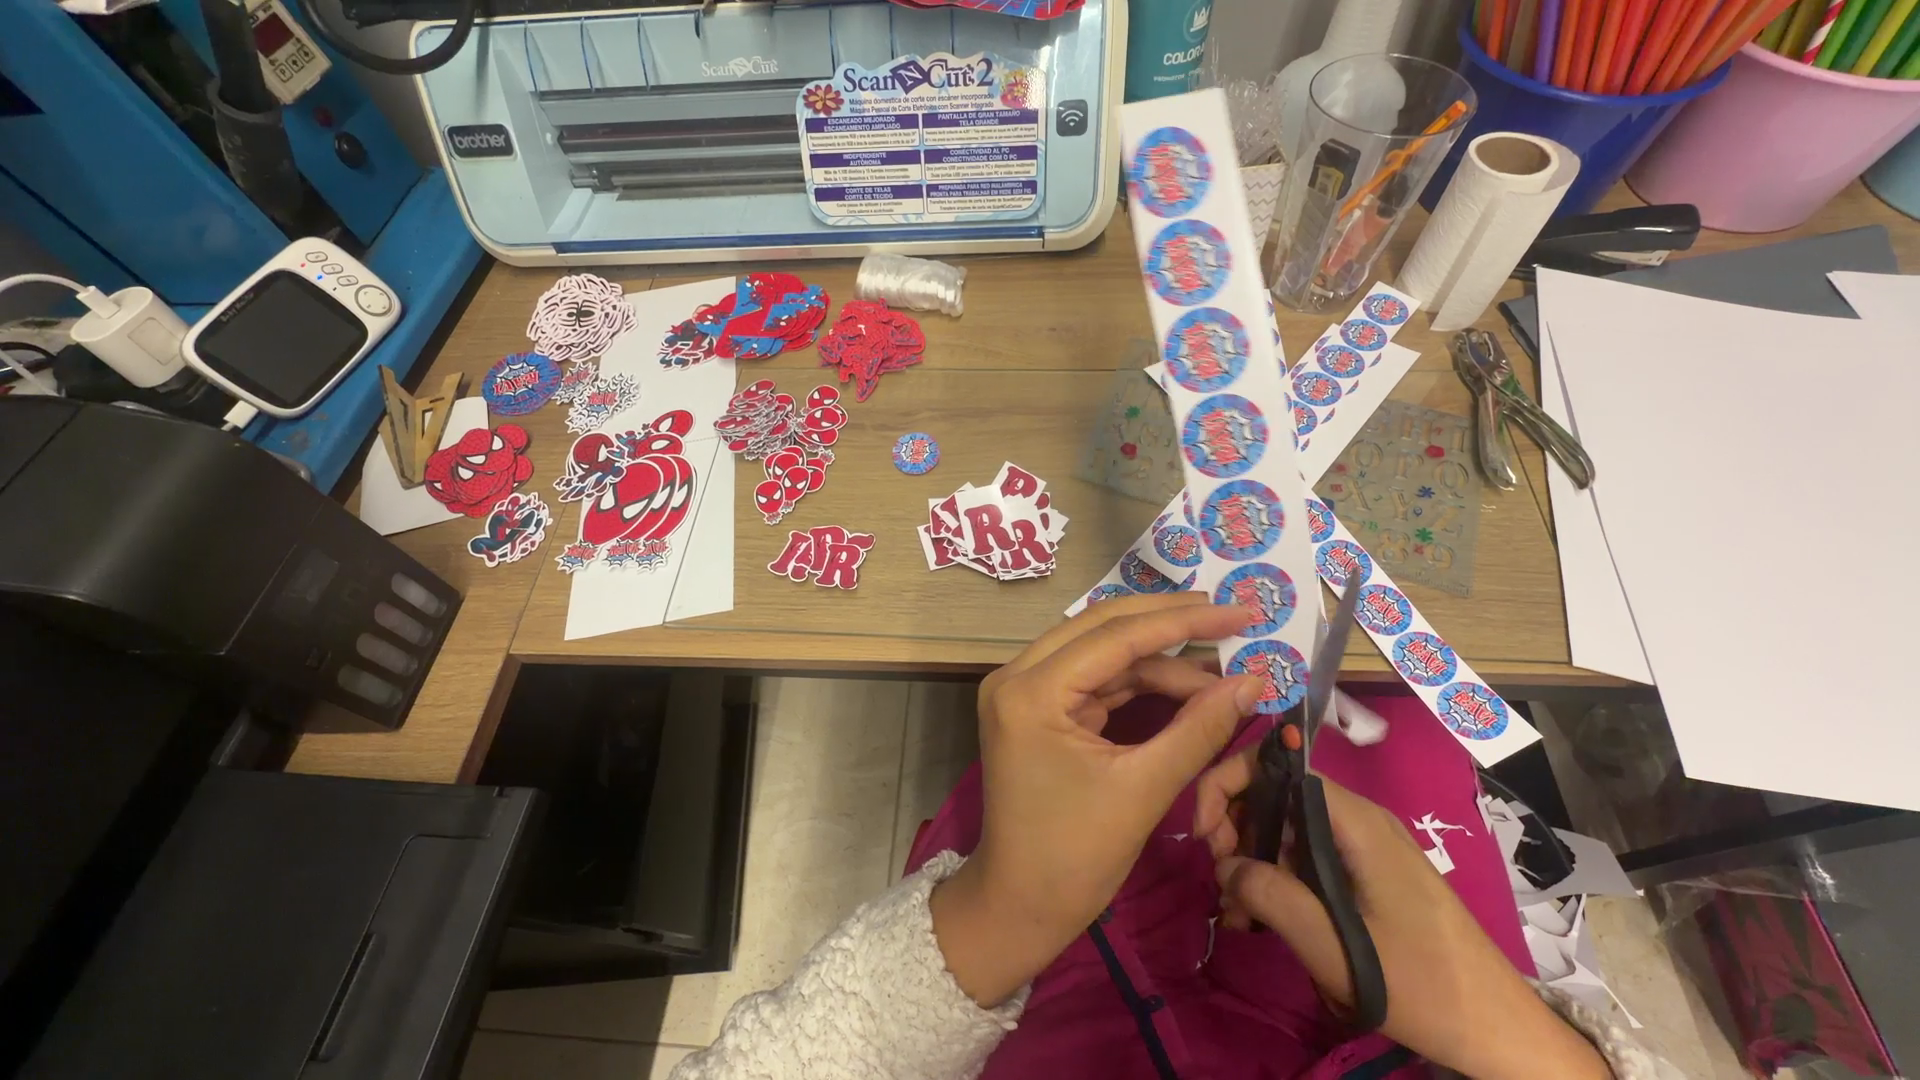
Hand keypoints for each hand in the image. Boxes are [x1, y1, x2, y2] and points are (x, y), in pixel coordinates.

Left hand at [929, 594, 1263, 1006]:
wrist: (1020, 906)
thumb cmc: (1075, 856)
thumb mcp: (1144, 788)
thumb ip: (1199, 729)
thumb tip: (1252, 682)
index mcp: (1031, 691)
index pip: (1116, 636)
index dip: (1184, 621)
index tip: (1241, 611)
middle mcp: (1018, 676)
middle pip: (1103, 628)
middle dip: (1171, 623)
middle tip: (1233, 616)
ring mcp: (1024, 691)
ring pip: (1101, 652)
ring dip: (1160, 658)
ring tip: (1221, 667)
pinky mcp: (1037, 708)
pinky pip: (1095, 678)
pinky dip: (1140, 682)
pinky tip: (1186, 687)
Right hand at [1195, 759, 1610, 1079]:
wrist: (1498, 1030)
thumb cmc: (1420, 983)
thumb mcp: (1333, 945)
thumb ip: (1270, 895)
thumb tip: (1224, 865)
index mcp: (1354, 821)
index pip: (1276, 765)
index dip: (1229, 785)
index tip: (1206, 838)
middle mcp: (1357, 820)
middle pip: (1275, 795)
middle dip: (1234, 830)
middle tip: (1221, 884)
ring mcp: (1363, 846)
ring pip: (1286, 829)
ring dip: (1252, 861)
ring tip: (1238, 914)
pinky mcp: (1365, 873)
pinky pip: (1306, 857)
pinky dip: (1277, 879)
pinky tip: (1262, 919)